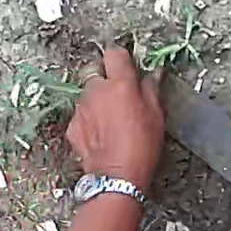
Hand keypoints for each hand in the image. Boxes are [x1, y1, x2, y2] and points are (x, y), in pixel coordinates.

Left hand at [67, 46, 163, 192]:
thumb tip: (153, 75)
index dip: (121, 59)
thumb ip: (152, 89)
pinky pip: (80, 115)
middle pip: (95, 71)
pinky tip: (101, 134)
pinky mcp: (73, 126)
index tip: (127, 67)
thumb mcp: (157, 116)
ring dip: (96, 101)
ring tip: (111, 120)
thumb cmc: (141, 148)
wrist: (117, 178)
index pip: (114, 53)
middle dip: (104, 78)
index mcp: (120, 84)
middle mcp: (96, 91)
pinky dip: (89, 120)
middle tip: (118, 94)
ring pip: (86, 94)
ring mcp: (81, 108)